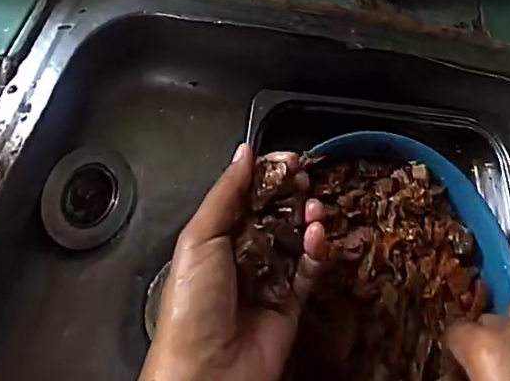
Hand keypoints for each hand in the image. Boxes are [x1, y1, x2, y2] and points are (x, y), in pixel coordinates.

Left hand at [141, 144, 326, 380]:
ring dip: (309, 215)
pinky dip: (318, 248)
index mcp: (219, 235)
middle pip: (278, 209)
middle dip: (293, 189)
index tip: (288, 159)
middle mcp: (246, 252)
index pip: (250, 193)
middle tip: (303, 177)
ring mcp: (270, 276)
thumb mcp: (199, 239)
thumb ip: (227, 192)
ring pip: (298, 234)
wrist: (205, 377)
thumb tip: (245, 151)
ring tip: (313, 207)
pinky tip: (317, 235)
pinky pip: (310, 268)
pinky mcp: (291, 301)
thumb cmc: (191, 307)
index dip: (270, 173)